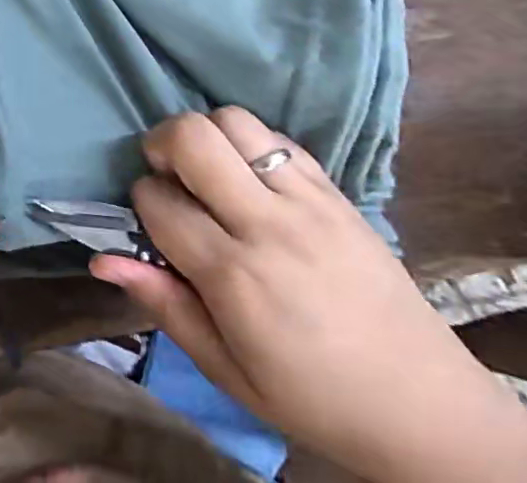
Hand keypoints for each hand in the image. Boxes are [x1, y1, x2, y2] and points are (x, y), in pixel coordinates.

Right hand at [92, 109, 526, 482]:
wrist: (425, 405)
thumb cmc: (313, 397)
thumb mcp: (226, 368)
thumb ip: (164, 303)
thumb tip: (101, 258)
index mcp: (235, 275)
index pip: (159, 201)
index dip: (141, 202)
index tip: (150, 221)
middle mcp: (269, 224)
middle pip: (193, 136)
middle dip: (161, 143)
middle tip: (165, 173)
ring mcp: (308, 200)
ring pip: (235, 120)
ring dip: (207, 135)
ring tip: (208, 171)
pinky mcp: (337, 191)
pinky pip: (279, 138)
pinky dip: (250, 144)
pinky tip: (252, 179)